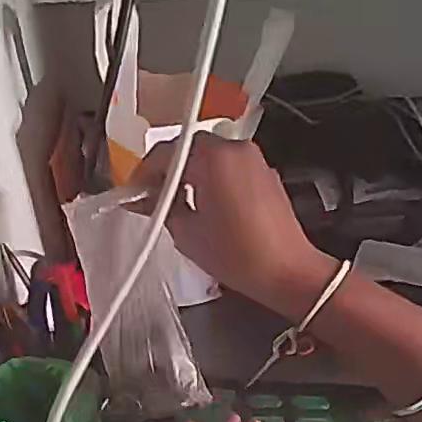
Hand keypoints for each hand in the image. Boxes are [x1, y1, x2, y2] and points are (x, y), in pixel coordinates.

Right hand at [137, 134, 335, 319]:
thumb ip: (161, 208)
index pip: (166, 152)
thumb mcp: (187, 233)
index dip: (145, 173)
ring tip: (177, 206)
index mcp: (214, 158)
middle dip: (168, 172)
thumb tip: (144, 199)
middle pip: (189, 150)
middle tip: (152, 198)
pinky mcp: (265, 174)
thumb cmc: (240, 256)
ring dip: (190, 176)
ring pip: (210, 158)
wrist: (285, 271)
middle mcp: (236, 150)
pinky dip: (212, 180)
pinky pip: (230, 168)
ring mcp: (254, 160)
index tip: (136, 191)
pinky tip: (204, 208)